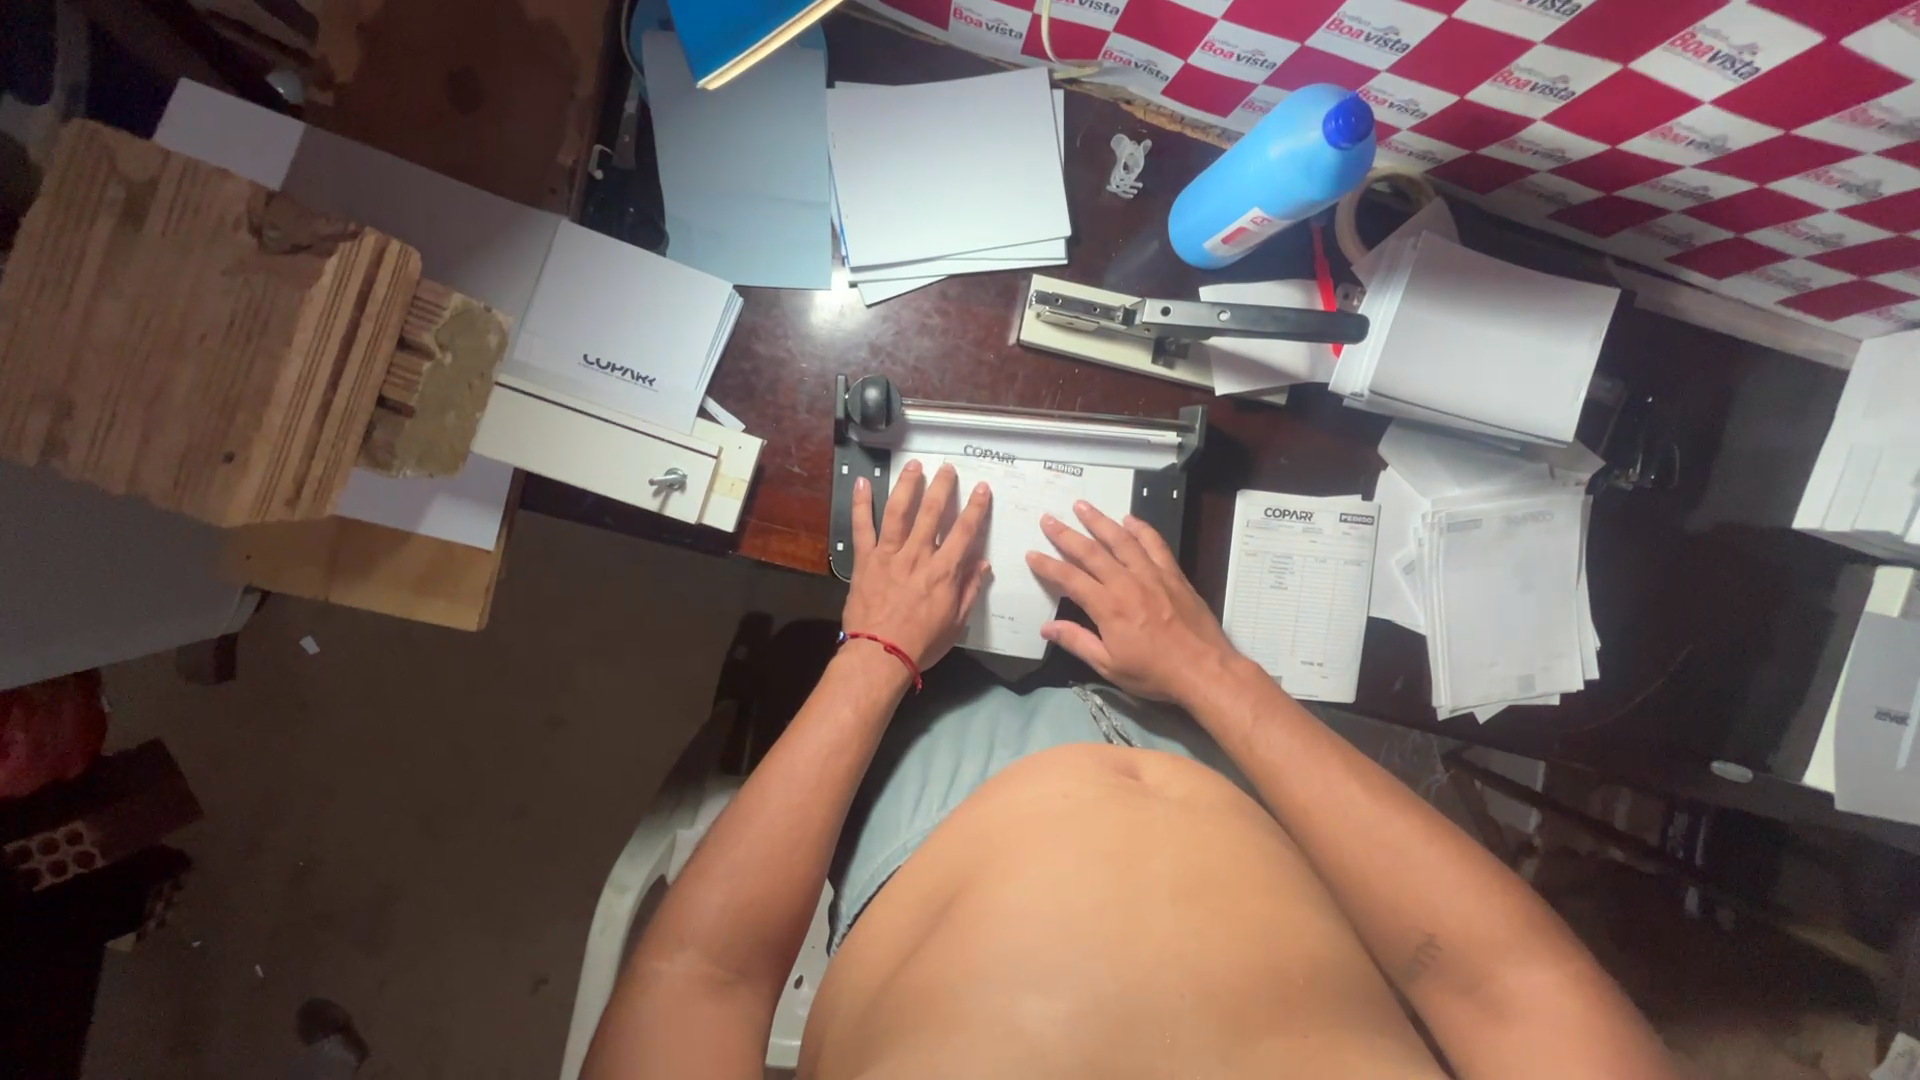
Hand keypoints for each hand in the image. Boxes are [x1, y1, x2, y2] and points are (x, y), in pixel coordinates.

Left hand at [844, 460, 991, 669]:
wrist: (879, 655)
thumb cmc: (921, 643)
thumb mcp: (956, 623)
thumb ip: (969, 590)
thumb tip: (982, 564)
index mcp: (943, 571)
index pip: (964, 531)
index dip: (975, 508)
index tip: (981, 489)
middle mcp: (917, 555)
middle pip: (932, 512)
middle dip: (942, 486)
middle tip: (947, 469)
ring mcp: (888, 554)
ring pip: (898, 511)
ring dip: (907, 485)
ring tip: (914, 466)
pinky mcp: (864, 560)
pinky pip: (861, 527)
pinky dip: (860, 504)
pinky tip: (861, 483)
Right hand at [1026, 502, 1242, 704]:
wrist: (1204, 669)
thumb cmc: (1154, 672)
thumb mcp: (1108, 665)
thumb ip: (1077, 642)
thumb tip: (1046, 628)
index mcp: (1107, 606)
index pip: (1069, 579)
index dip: (1048, 565)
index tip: (1032, 554)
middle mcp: (1126, 582)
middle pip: (1091, 551)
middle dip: (1066, 534)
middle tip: (1048, 518)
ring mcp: (1152, 574)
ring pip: (1121, 540)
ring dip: (1099, 521)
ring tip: (1082, 506)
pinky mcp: (1172, 574)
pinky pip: (1154, 544)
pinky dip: (1141, 529)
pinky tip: (1130, 519)